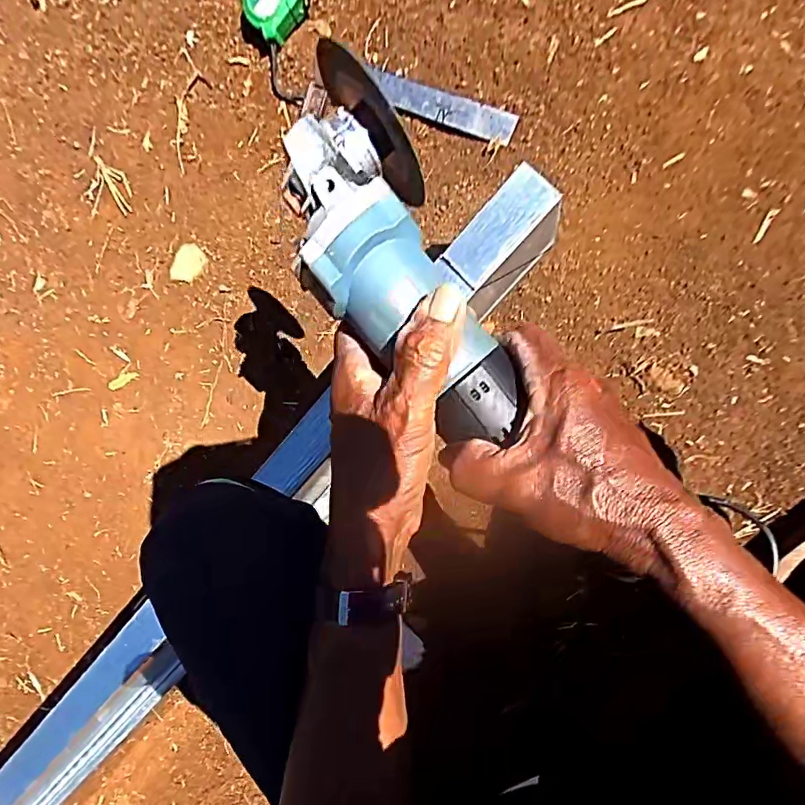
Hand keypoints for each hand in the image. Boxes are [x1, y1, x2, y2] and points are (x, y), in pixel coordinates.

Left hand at [325, 286, 464, 588]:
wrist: (376, 525)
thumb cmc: (380, 470)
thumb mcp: (408, 407)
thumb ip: (424, 357)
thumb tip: (443, 302)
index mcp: (352, 374)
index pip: (359, 320)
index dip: (382, 298)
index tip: (412, 280)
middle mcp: (358, 388)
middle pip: (380, 341)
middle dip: (408, 322)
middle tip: (444, 305)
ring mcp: (374, 410)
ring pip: (396, 367)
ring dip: (419, 352)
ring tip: (452, 336)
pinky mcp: (390, 430)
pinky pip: (408, 393)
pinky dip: (426, 381)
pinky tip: (448, 381)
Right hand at [440, 325, 710, 581]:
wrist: (652, 525)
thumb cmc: (596, 498)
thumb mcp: (512, 486)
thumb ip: (469, 467)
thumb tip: (452, 456)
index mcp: (561, 382)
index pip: (522, 333)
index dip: (491, 344)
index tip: (474, 366)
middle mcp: (588, 385)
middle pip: (537, 364)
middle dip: (507, 385)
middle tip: (486, 414)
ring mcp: (605, 408)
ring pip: (556, 392)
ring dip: (532, 411)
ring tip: (512, 445)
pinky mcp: (613, 432)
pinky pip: (574, 417)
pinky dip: (553, 431)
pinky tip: (544, 466)